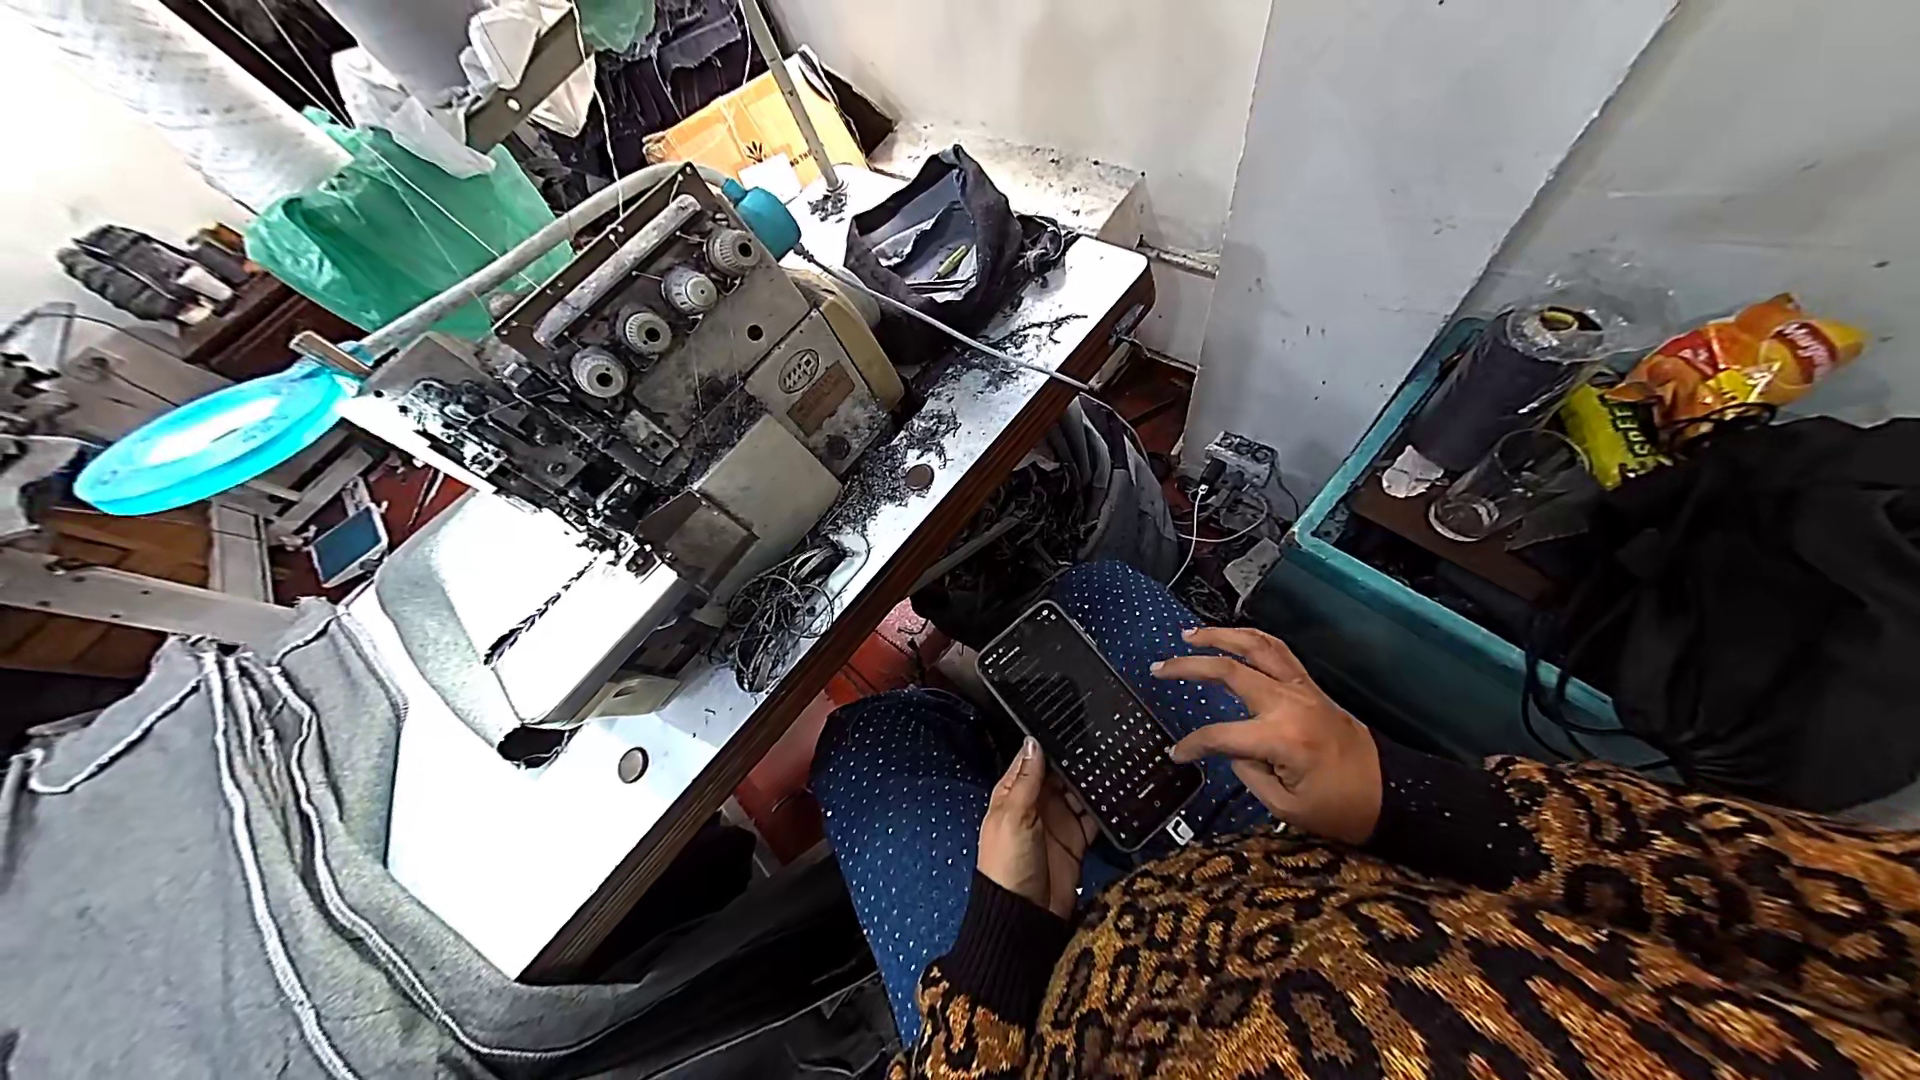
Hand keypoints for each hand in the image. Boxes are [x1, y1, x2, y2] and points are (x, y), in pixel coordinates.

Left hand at [977, 737, 1097, 917]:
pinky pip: (1092, 818)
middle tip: (1094, 744)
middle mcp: (1035, 804)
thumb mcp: (1013, 816)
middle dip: (1073, 762)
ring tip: (1107, 766)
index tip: (1066, 728)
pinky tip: (1112, 798)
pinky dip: (1102, 809)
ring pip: (1077, 792)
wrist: (1025, 917)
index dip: (1046, 746)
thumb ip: (1027, 780)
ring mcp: (1056, 822)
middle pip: (1058, 774)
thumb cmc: (1005, 867)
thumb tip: (1032, 743)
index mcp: (1013, 793)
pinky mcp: (1075, 840)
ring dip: (1089, 783)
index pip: (1031, 760)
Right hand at [1152, 627, 1382, 843]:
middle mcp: (1289, 703)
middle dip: (1189, 666)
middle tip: (1159, 667)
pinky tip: (1229, 638)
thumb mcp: (1286, 805)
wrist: (1394, 794)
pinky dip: (1249, 638)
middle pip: (1229, 671)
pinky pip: (1276, 649)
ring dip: (1219, 636)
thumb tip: (1230, 747)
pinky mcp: (1310, 685)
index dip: (1193, 745)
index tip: (1176, 755)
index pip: (1221, 736)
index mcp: (1282, 738)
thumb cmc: (1341, 808)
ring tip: (1189, 635)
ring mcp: (1301, 688)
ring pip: (1255, 646)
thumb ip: (1248, 770)